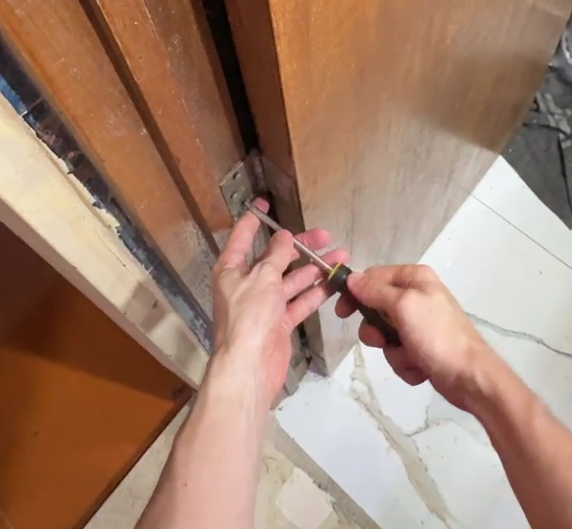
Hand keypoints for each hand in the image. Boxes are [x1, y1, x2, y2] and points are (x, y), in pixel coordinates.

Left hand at [207, 200, 347, 407]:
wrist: (249, 368)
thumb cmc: (248, 316)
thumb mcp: (262, 278)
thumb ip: (276, 256)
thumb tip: (284, 236)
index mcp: (232, 269)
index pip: (243, 236)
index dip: (254, 219)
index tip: (267, 203)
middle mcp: (246, 283)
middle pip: (275, 257)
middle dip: (300, 246)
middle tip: (325, 235)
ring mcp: (263, 304)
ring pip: (291, 279)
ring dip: (314, 269)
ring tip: (340, 256)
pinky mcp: (278, 323)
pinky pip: (298, 301)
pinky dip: (315, 292)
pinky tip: (334, 283)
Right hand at [339, 264, 501, 411]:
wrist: (470, 377)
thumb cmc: (437, 335)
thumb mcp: (403, 306)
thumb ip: (375, 291)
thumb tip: (352, 278)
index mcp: (414, 277)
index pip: (373, 277)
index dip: (356, 293)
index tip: (342, 312)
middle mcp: (416, 296)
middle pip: (376, 308)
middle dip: (378, 330)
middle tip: (383, 340)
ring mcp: (420, 324)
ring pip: (386, 335)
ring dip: (394, 351)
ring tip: (411, 356)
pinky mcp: (422, 348)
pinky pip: (399, 353)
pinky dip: (405, 363)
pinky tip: (421, 367)